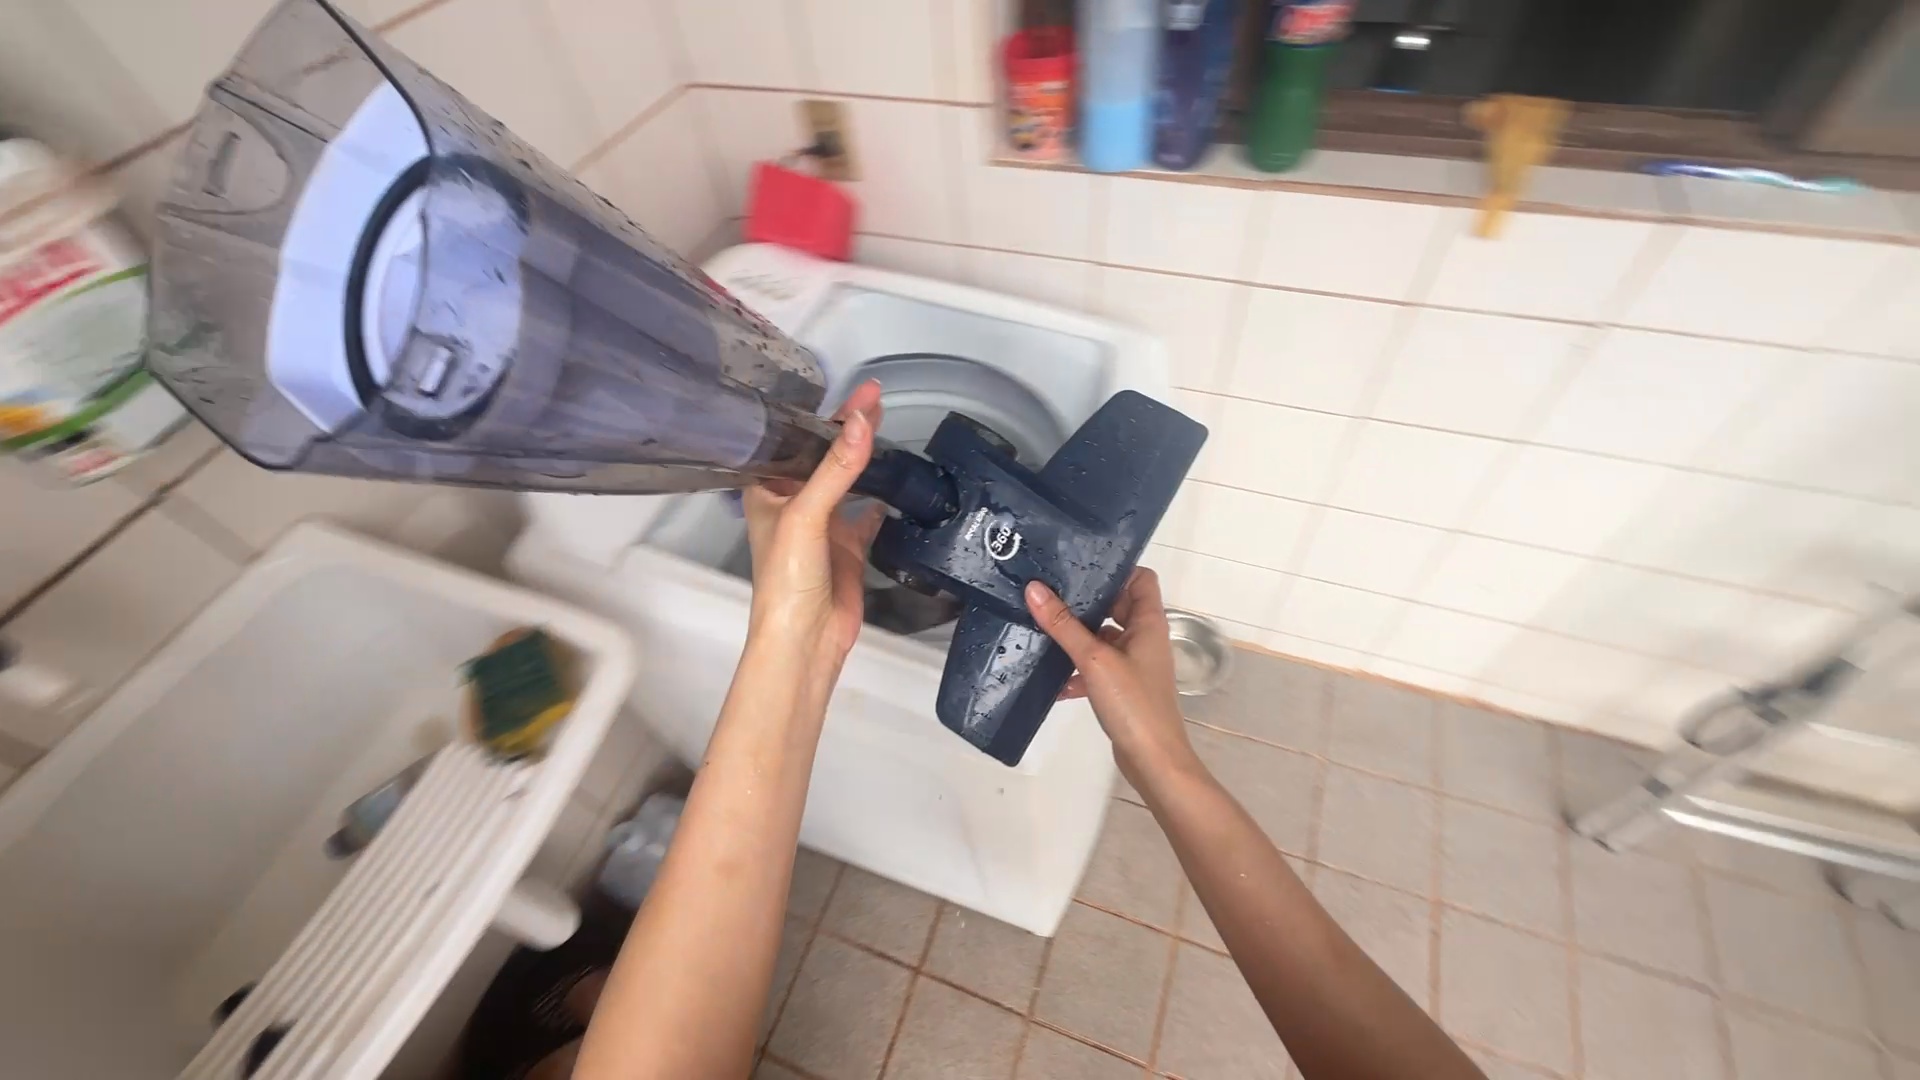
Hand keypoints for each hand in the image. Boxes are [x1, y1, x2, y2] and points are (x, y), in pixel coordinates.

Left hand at [742, 381, 885, 671]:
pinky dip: (881, 501)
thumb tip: (860, 423)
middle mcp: (795, 505)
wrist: (806, 639)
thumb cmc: (786, 582)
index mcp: (770, 492)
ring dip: (866, 459)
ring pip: (848, 483)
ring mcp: (823, 527)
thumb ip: (836, 470)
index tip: (858, 392)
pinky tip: (895, 485)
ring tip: (886, 428)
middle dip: (849, 429)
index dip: (825, 416)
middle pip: (826, 458)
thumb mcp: (807, 516)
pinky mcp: (848, 548)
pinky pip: (867, 516)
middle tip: (877, 398)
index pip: (798, 442)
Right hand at [1024, 568, 1196, 785]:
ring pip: (1103, 638)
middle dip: (1086, 602)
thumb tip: (1034, 589)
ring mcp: (1134, 664)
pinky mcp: (1122, 688)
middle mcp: (1144, 638)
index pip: (1140, 579)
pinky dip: (1077, 669)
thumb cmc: (1133, 703)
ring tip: (1042, 627)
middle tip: (1050, 592)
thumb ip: (1064, 625)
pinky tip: (1052, 679)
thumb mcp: (1094, 659)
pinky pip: (1096, 667)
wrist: (1153, 761)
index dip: (1116, 569)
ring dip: (1077, 636)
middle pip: (1117, 606)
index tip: (1080, 566)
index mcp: (1149, 623)